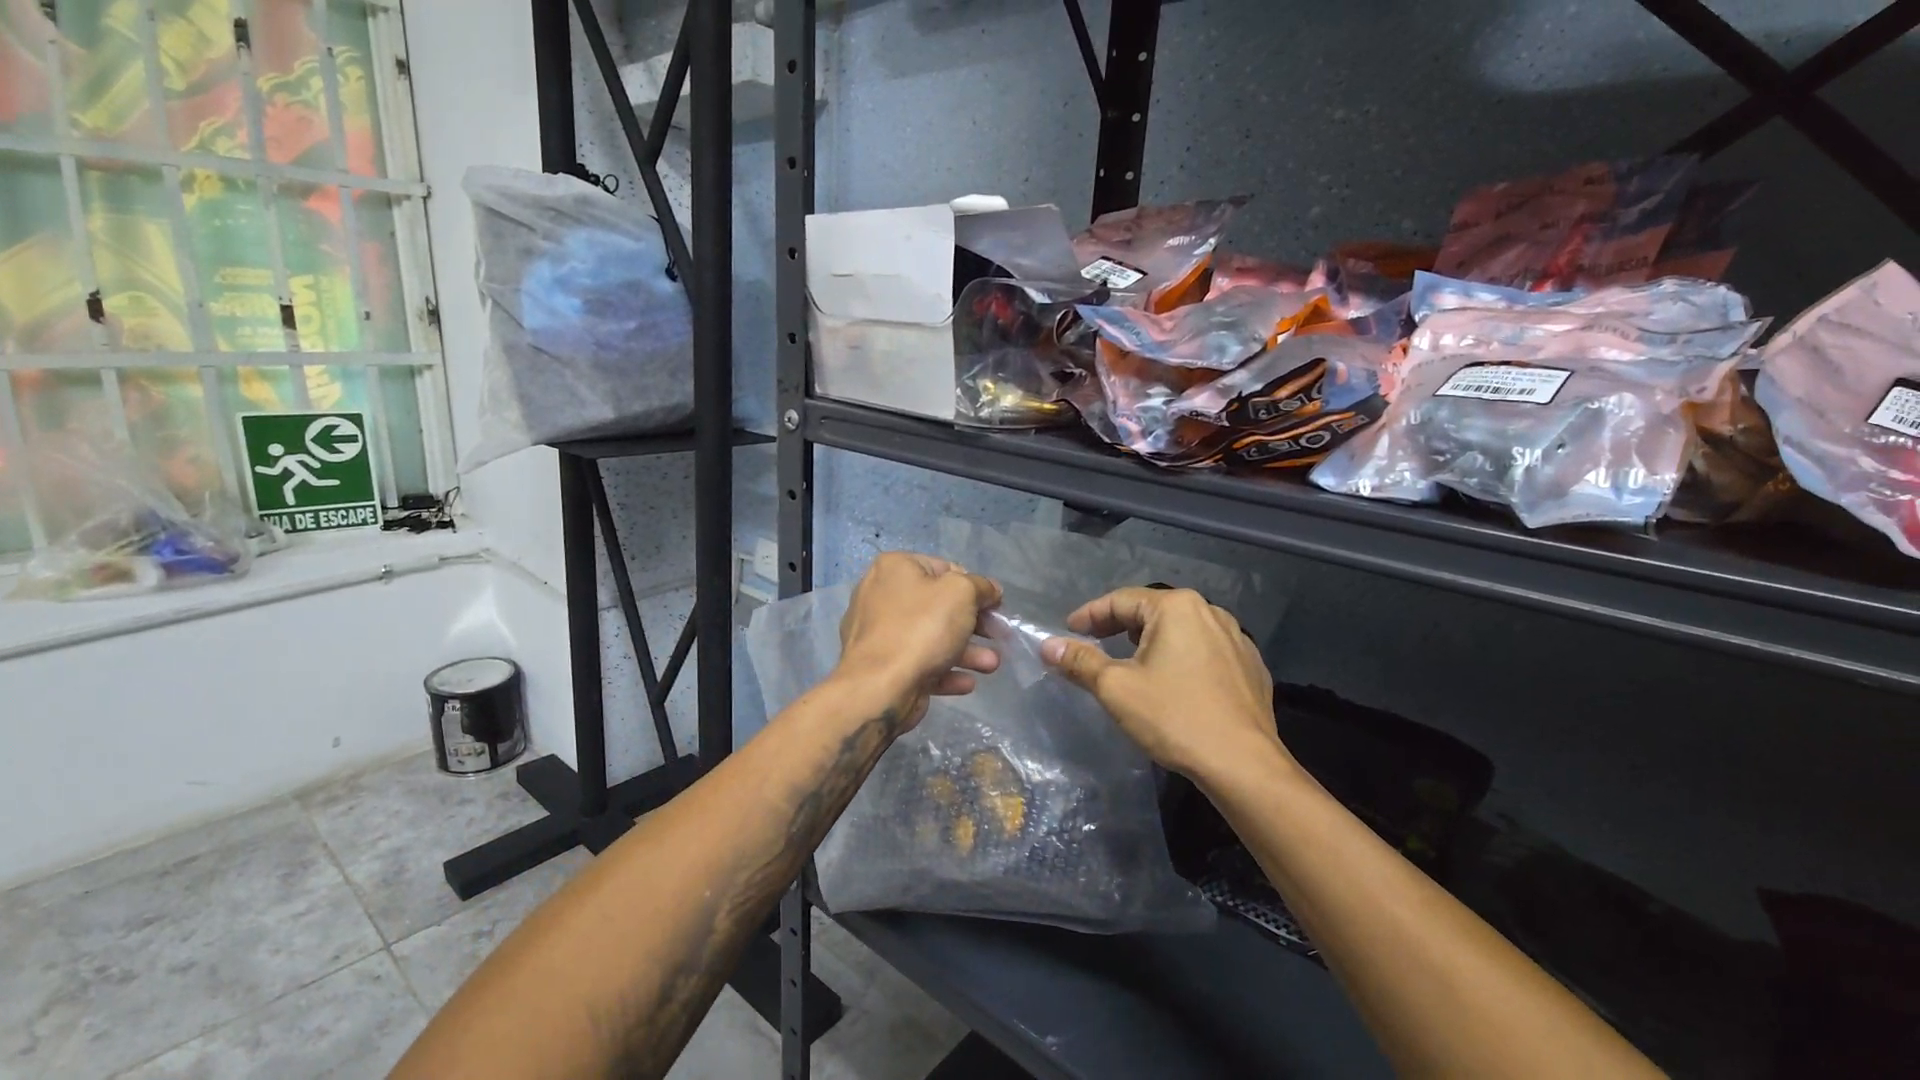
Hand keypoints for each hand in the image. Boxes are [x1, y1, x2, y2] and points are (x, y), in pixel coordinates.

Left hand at [835, 552, 1002, 728]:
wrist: (879, 687)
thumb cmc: (922, 628)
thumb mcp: (961, 594)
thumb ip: (981, 587)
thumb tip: (991, 590)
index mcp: (895, 569)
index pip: (944, 569)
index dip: (974, 587)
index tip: (995, 607)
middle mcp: (882, 596)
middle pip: (939, 606)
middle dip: (974, 624)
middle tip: (1000, 635)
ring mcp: (879, 634)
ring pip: (932, 637)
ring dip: (966, 651)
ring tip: (991, 665)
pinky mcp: (883, 666)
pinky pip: (920, 663)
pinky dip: (945, 671)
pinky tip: (967, 682)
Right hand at [1041, 587, 1284, 779]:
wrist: (1242, 763)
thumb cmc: (1174, 717)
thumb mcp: (1116, 688)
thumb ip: (1080, 661)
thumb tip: (1048, 646)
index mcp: (1177, 608)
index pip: (1121, 601)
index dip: (1089, 615)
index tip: (1068, 631)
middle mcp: (1211, 612)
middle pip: (1153, 612)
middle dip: (1119, 627)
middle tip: (1094, 644)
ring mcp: (1237, 639)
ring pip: (1182, 632)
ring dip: (1152, 643)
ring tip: (1130, 663)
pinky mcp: (1251, 668)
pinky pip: (1206, 653)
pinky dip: (1182, 660)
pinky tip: (1173, 684)